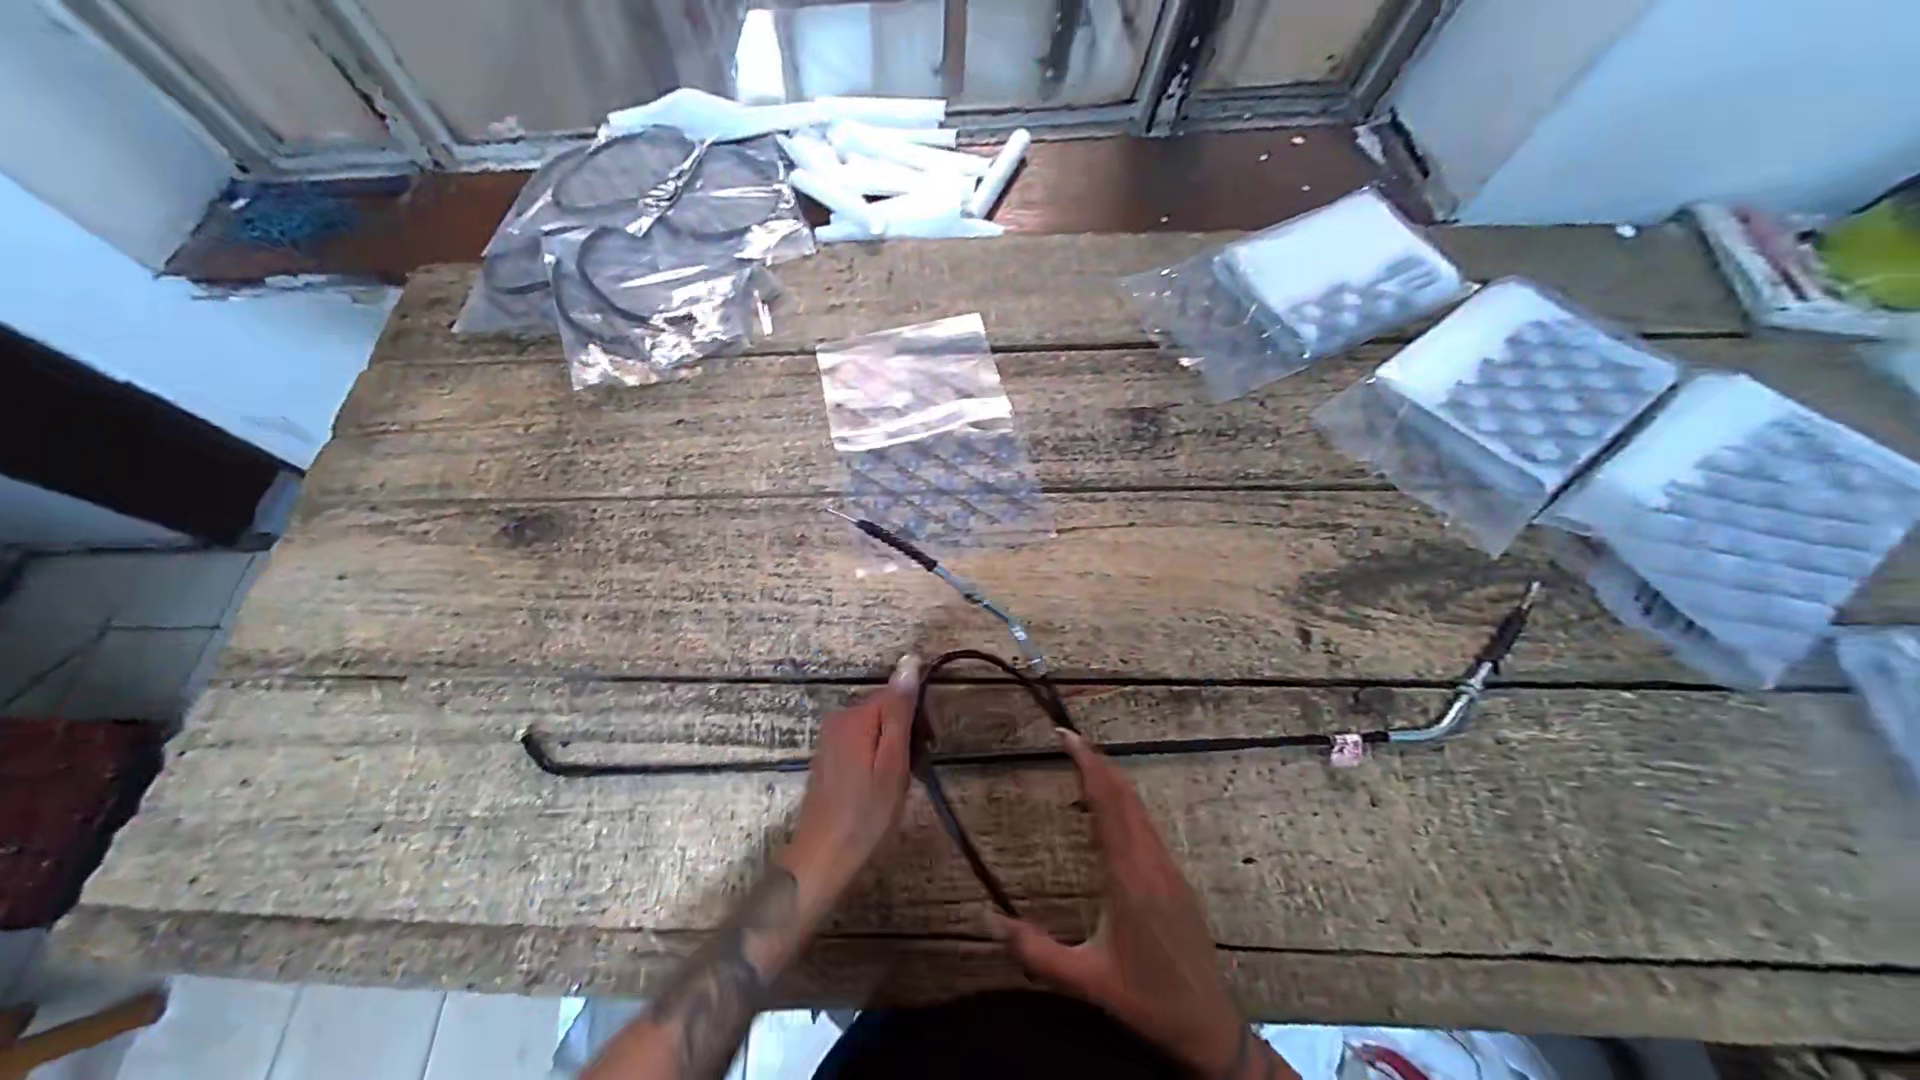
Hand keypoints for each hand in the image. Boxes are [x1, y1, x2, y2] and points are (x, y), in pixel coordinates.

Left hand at [780, 654, 919, 912]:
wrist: (823, 859)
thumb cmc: (866, 813)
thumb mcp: (893, 761)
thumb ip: (901, 710)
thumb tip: (910, 661)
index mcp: (855, 716)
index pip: (898, 695)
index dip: (919, 718)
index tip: (928, 747)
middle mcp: (839, 719)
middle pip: (887, 710)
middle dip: (907, 733)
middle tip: (914, 770)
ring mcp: (831, 740)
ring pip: (877, 728)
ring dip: (895, 748)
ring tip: (899, 783)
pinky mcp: (829, 758)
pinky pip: (863, 743)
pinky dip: (879, 759)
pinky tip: (881, 787)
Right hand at [991, 729, 1272, 1079]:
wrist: (1210, 1024)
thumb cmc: (1147, 1000)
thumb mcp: (1086, 981)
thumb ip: (1036, 953)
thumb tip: (988, 920)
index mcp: (1129, 877)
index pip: (1108, 804)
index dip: (1088, 765)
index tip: (1066, 736)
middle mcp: (1152, 862)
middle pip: (1126, 795)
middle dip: (1097, 761)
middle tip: (1068, 738)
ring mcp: (1169, 867)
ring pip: (1140, 807)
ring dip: (1113, 779)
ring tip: (1084, 762)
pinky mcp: (1176, 877)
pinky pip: (1147, 824)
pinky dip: (1125, 801)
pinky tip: (1111, 808)